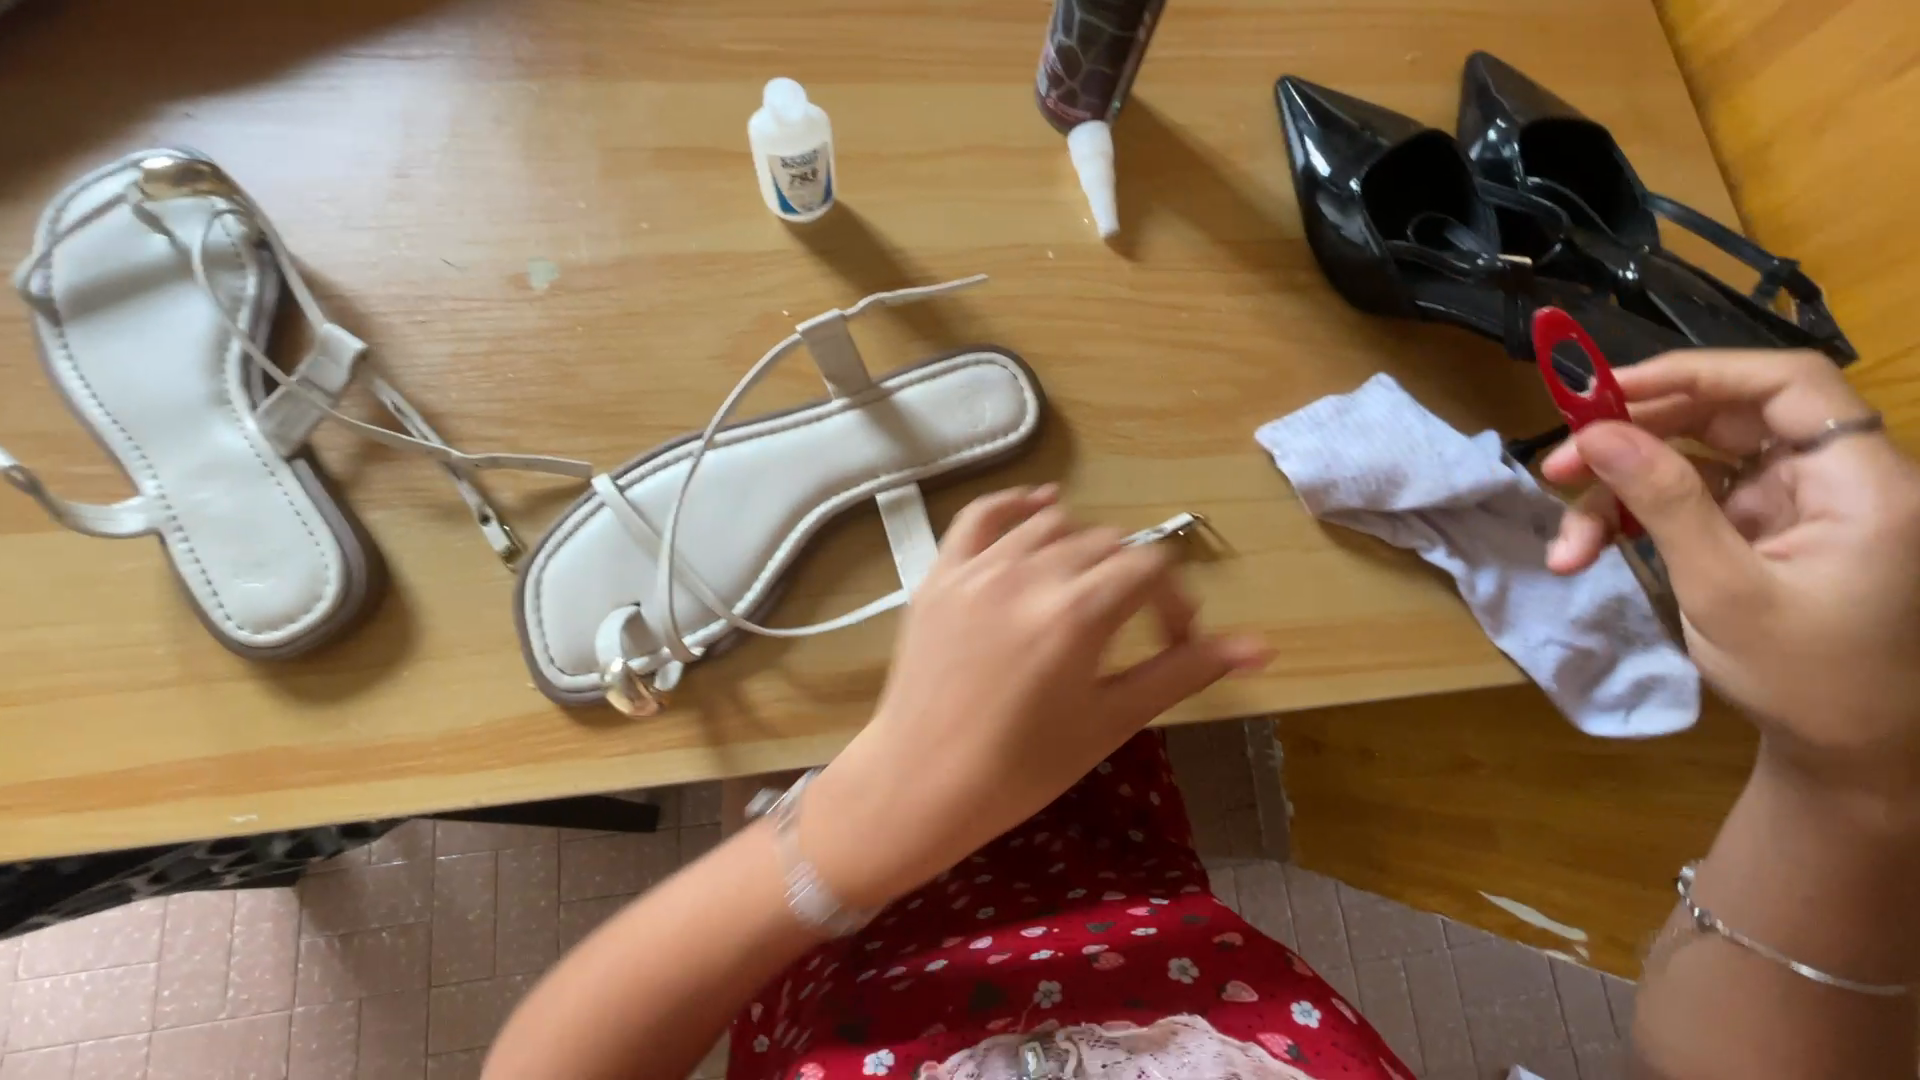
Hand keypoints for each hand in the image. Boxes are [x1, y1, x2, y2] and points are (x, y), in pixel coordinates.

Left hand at [799, 486, 1270, 906]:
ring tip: (1086, 591)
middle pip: (1106, 544)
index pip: (1151, 569)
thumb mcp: (1112, 720)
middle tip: (1131, 626)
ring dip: (1083, 549)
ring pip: (1052, 525)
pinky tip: (1040, 509)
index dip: (1175, 601)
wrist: (922, 784)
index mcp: (1077, 612)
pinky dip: (1015, 506)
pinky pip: (981, 516)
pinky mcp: (941, 573)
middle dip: (1133, 578)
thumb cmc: (1023, 768)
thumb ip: (1183, 671)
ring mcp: (978, 568)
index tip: (1174, 640)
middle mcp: (1028, 574)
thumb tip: (1262, 645)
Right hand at [1542, 350, 1919, 802]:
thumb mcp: (1722, 587)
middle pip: (1722, 419)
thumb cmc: (1803, 675)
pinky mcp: (1761, 529)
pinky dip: (1632, 520)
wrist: (1845, 748)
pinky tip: (1589, 551)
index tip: (1604, 392)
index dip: (1694, 372)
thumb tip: (1596, 432)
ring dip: (1616, 494)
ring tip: (1566, 545)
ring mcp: (1792, 504)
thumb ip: (1664, 501)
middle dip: (1630, 439)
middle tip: (1555, 466)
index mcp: (1857, 482)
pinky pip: (1686, 500)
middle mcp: (1829, 478)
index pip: (1785, 384)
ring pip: (1690, 462)